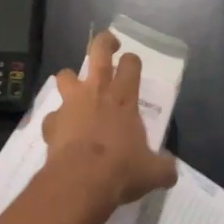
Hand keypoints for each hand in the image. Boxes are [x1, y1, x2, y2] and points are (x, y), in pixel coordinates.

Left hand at [41, 31, 177, 207]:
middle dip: (104, 42)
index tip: (132, 64)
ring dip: (70, 79)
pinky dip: (56, 122)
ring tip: (75, 89)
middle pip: (98, 51)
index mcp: (123, 98)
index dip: (132, 60)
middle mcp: (96, 92)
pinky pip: (52, 116)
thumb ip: (163, 167)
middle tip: (110, 44)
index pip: (131, 64)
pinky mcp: (52, 122)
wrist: (81, 181)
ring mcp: (71, 104)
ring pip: (65, 75)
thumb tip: (171, 171)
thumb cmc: (121, 170)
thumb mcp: (152, 172)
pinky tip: (61, 134)